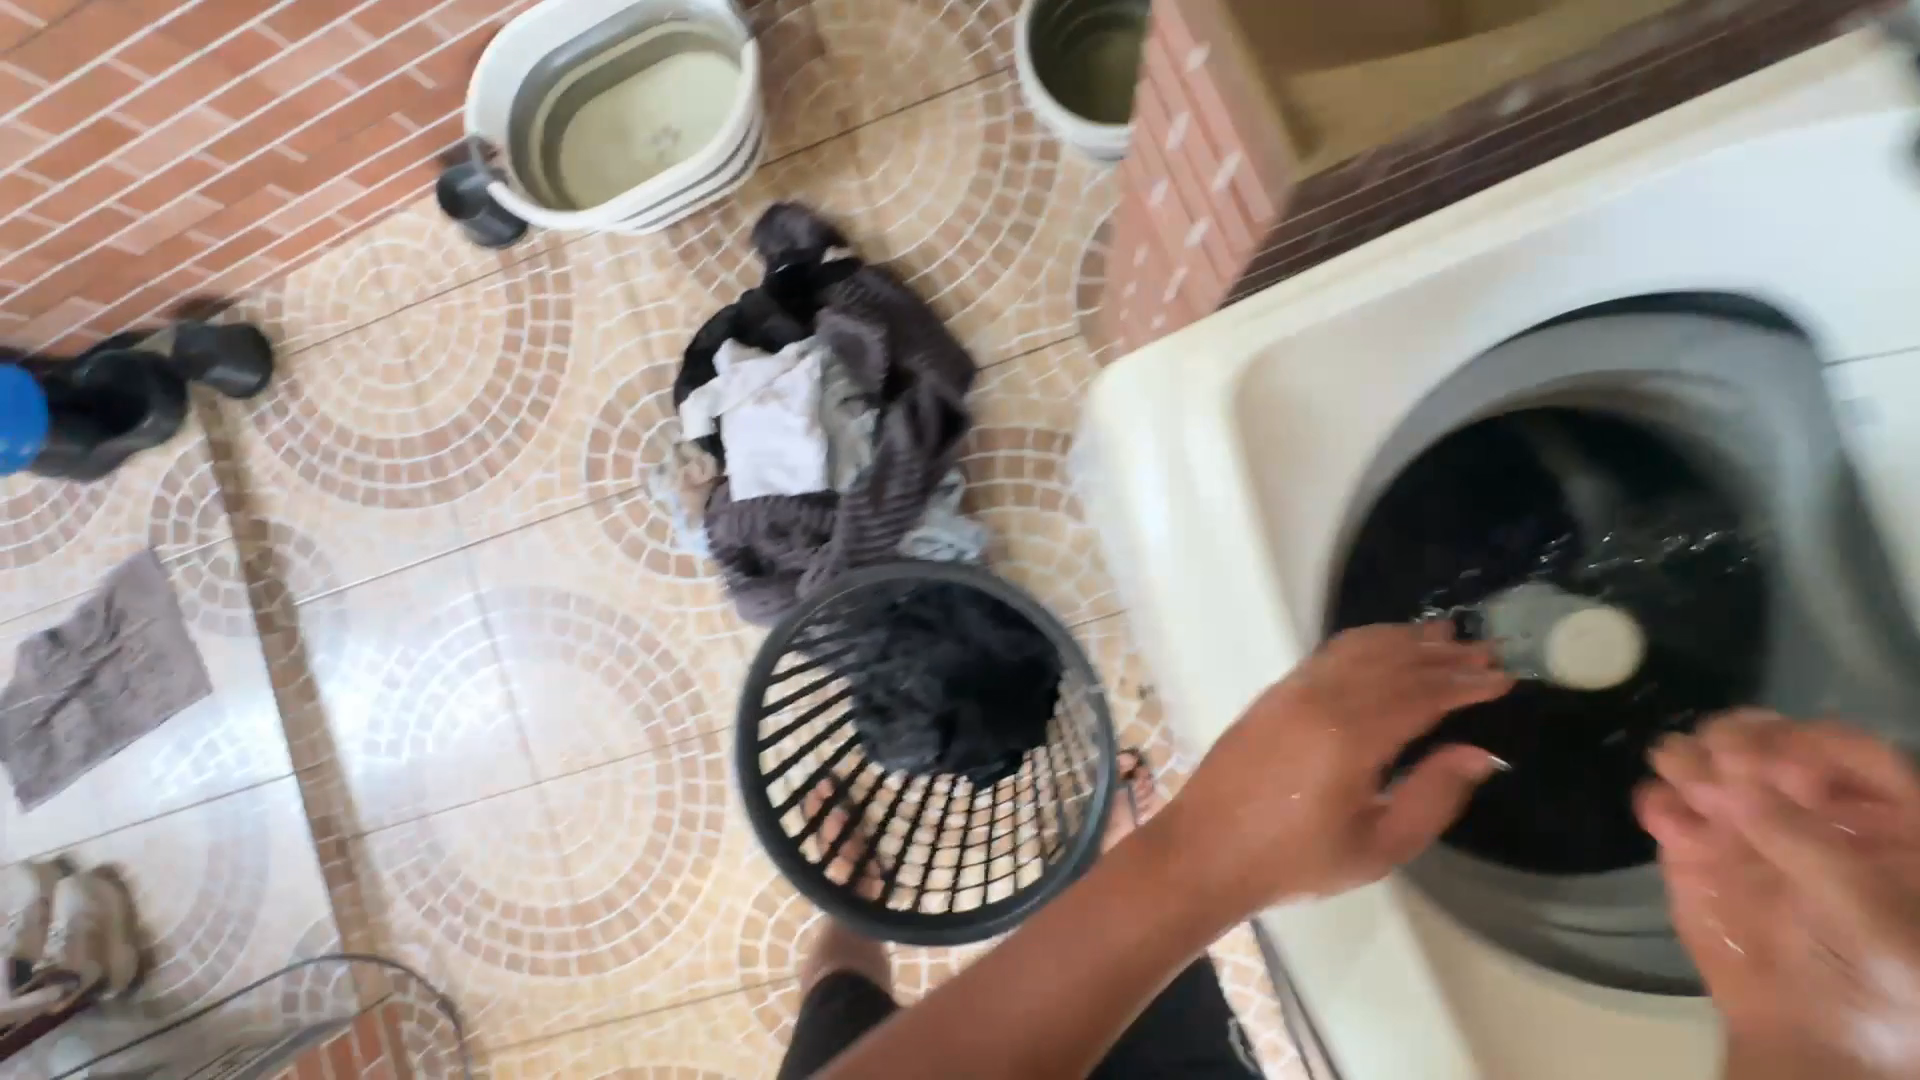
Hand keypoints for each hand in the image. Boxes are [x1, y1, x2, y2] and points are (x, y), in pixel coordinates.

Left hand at [1158, 622, 1512, 916]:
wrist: (1207, 848)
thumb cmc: (1295, 860)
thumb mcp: (1378, 847)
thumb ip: (1433, 796)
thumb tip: (1479, 753)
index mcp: (1349, 737)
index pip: (1421, 694)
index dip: (1465, 684)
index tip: (1504, 678)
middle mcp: (1319, 700)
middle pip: (1391, 663)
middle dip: (1442, 656)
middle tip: (1487, 652)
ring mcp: (1289, 691)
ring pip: (1355, 649)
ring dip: (1402, 640)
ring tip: (1444, 636)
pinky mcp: (1271, 694)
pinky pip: (1325, 655)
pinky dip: (1361, 643)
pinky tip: (1382, 647)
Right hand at [1639, 712, 1919, 1074]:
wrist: (1813, 1040)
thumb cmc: (1882, 984)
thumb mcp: (1876, 922)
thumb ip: (1815, 850)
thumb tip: (1736, 785)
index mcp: (1882, 820)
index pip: (1850, 751)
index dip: (1813, 744)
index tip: (1779, 764)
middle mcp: (1810, 807)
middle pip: (1767, 741)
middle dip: (1739, 740)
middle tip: (1722, 761)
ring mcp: (1744, 823)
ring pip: (1706, 757)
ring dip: (1690, 759)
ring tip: (1692, 790)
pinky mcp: (1689, 843)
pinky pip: (1660, 802)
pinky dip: (1657, 801)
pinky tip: (1667, 821)